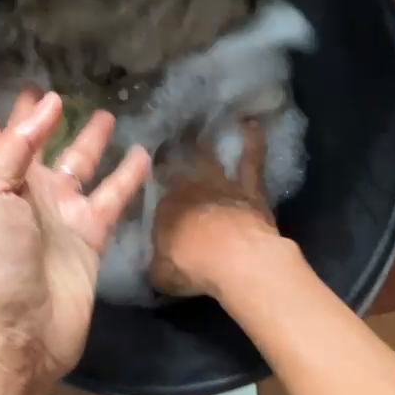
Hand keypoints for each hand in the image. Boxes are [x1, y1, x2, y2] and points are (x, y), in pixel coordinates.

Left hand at [0, 47, 151, 382]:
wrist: (17, 330)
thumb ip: (17, 147)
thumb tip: (50, 105)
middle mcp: (23, 187)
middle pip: (30, 139)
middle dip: (33, 113)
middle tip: (47, 84)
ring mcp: (58, 211)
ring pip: (77, 162)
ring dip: (88, 139)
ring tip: (106, 111)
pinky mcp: (89, 234)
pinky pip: (112, 195)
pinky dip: (128, 176)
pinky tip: (144, 152)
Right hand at [150, 121, 281, 297]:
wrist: (235, 260)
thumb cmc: (193, 267)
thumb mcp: (160, 272)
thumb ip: (154, 261)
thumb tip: (149, 260)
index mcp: (164, 207)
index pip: (153, 188)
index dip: (148, 175)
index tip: (142, 165)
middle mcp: (189, 188)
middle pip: (178, 164)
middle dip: (172, 148)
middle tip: (167, 134)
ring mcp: (221, 185)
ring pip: (210, 155)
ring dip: (204, 139)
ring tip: (199, 121)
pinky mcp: (251, 189)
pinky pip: (252, 160)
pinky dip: (252, 141)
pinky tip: (251, 123)